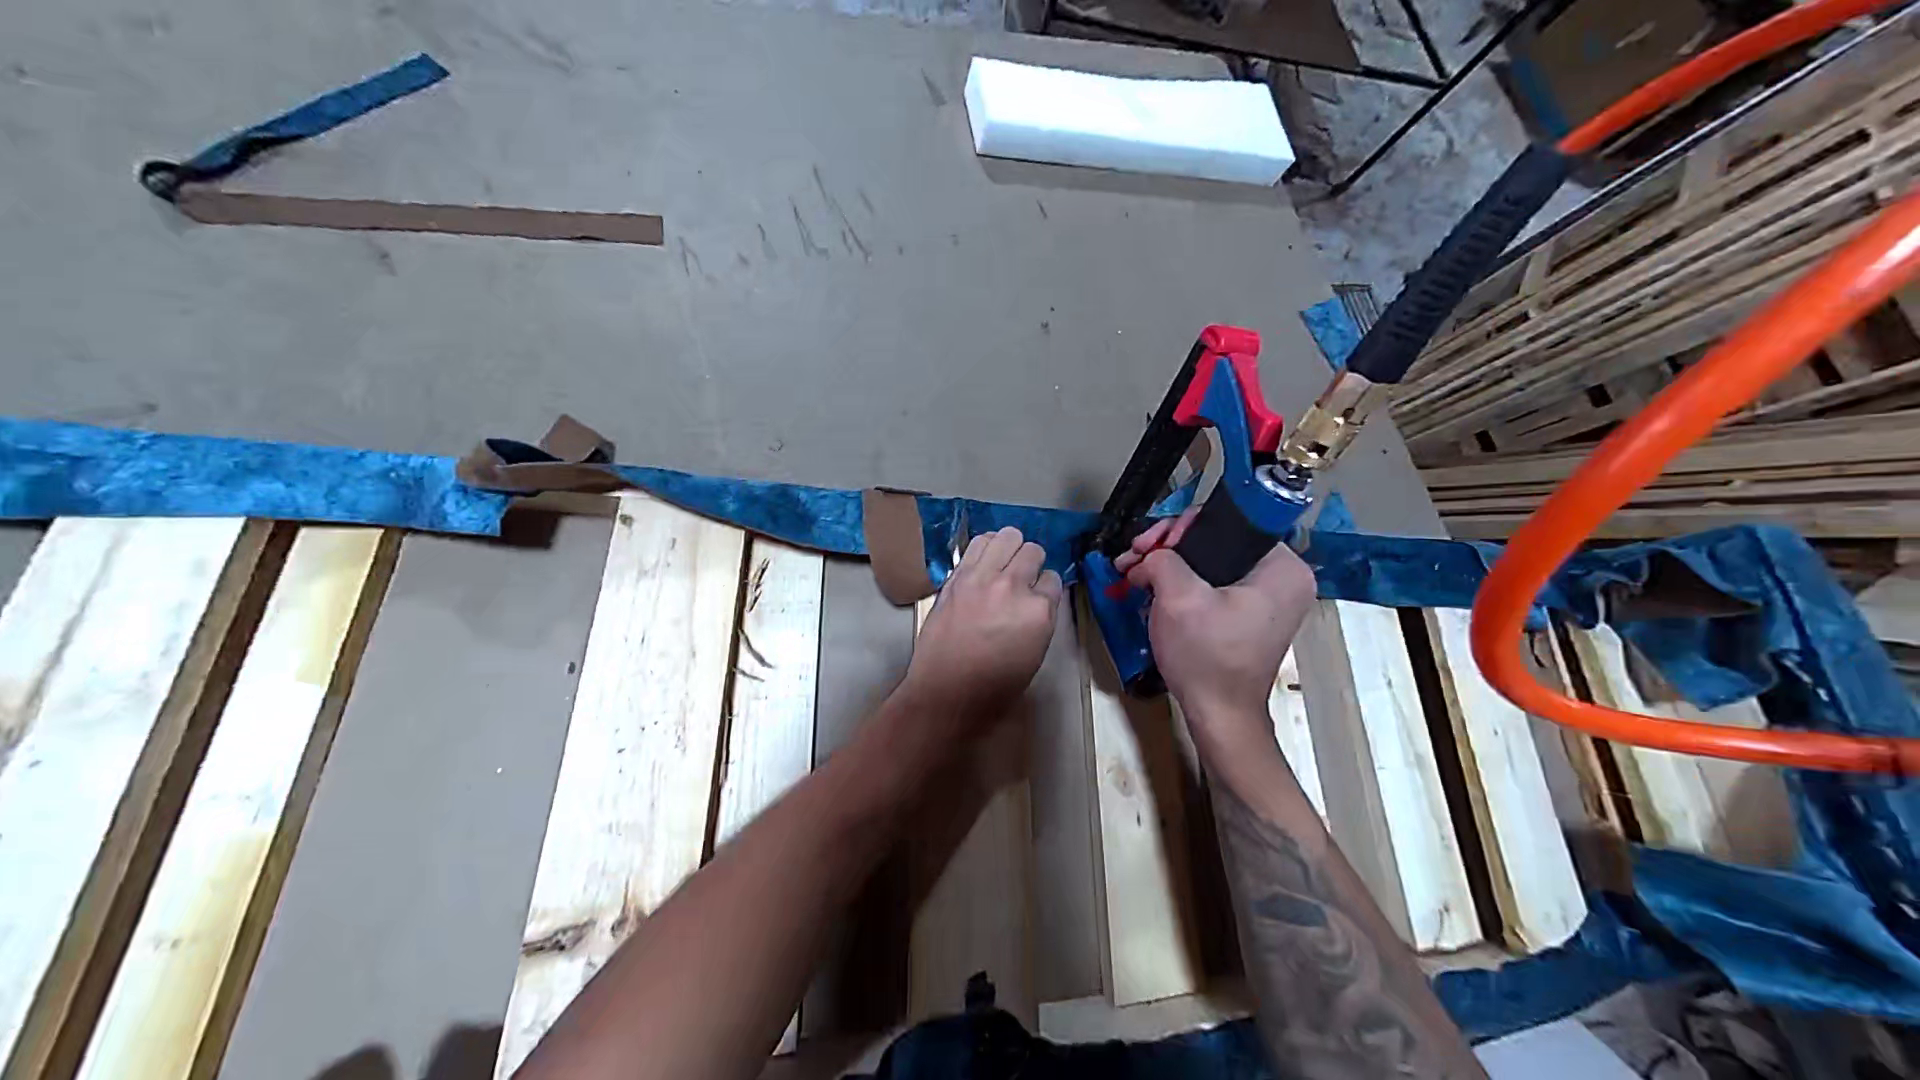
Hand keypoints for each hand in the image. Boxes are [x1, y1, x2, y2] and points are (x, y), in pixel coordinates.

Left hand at [903, 526, 1063, 723]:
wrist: (946, 691)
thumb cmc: (995, 686)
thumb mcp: (1034, 654)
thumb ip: (1040, 619)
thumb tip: (1037, 600)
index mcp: (1039, 612)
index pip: (1053, 580)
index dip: (1046, 589)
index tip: (1038, 596)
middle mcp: (1013, 586)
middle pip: (1032, 551)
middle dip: (1032, 563)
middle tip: (1022, 578)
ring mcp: (982, 577)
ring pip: (1007, 536)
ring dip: (1010, 547)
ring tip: (1004, 562)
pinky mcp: (957, 576)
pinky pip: (978, 544)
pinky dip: (986, 547)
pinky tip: (985, 560)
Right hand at [1116, 512, 1314, 753]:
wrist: (1218, 715)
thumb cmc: (1207, 657)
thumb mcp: (1178, 599)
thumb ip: (1162, 559)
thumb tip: (1149, 556)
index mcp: (1281, 566)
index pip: (1228, 521)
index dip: (1182, 527)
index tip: (1152, 547)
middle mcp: (1283, 576)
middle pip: (1216, 539)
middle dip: (1169, 547)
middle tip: (1134, 558)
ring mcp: (1267, 597)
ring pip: (1209, 560)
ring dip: (1169, 564)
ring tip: (1133, 574)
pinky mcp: (1250, 613)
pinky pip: (1212, 582)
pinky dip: (1182, 583)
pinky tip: (1150, 589)